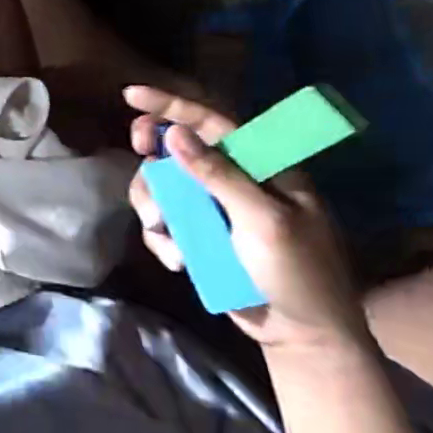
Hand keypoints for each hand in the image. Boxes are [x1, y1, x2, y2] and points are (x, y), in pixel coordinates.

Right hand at [125, 86, 367, 350]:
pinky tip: (178, 260)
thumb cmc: (298, 273)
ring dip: (154, 202)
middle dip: (153, 145)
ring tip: (162, 230)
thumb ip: (219, 175)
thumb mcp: (263, 221)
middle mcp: (232, 176)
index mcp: (259, 162)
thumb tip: (176, 134)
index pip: (211, 120)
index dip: (170, 104)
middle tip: (139, 148)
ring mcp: (212, 205)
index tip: (130, 94)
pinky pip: (163, 220)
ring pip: (162, 182)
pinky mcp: (198, 233)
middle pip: (178, 143)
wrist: (302, 338)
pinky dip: (161, 237)